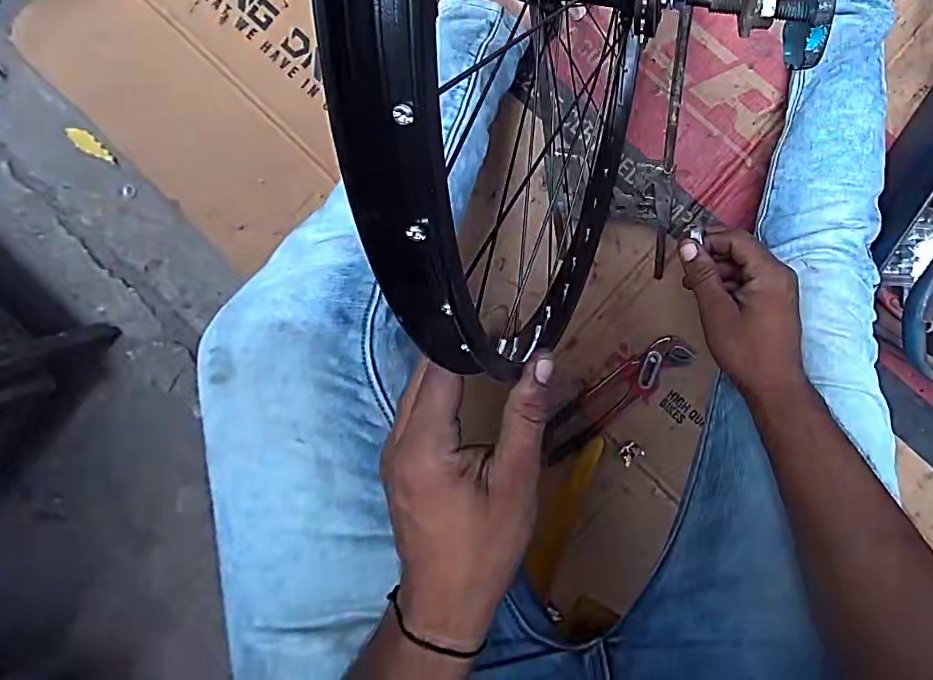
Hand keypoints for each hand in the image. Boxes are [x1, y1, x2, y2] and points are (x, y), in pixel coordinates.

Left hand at [381, 355, 554, 649]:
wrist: (445, 605)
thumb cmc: (484, 548)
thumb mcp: (515, 483)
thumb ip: (525, 417)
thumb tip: (542, 362)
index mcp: (422, 444)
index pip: (439, 370)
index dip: (469, 344)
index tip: (501, 327)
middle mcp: (397, 440)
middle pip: (422, 375)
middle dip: (459, 352)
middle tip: (500, 336)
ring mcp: (391, 450)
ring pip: (415, 389)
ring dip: (447, 370)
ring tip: (487, 354)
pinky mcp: (396, 459)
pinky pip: (413, 409)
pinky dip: (437, 391)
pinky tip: (463, 387)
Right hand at [678, 228, 808, 401]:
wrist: (775, 388)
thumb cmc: (745, 350)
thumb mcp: (716, 309)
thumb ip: (702, 273)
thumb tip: (686, 244)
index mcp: (770, 272)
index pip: (736, 238)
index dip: (707, 239)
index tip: (683, 249)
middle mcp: (779, 273)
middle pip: (740, 248)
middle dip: (710, 254)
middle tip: (685, 267)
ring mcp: (780, 286)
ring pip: (742, 263)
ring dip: (717, 269)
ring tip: (693, 284)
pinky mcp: (775, 298)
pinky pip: (748, 278)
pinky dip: (727, 281)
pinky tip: (710, 295)